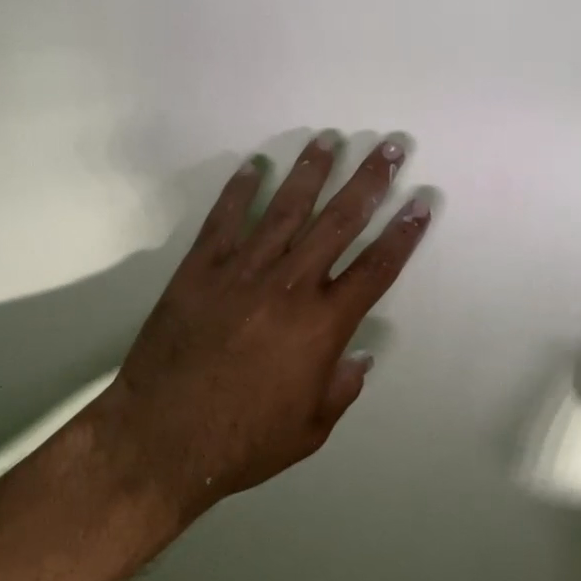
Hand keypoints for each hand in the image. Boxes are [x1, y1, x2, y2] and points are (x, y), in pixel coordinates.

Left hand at [88, 134, 430, 525]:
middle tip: (387, 147)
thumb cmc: (243, 441)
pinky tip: (255, 166)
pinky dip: (240, 190)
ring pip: (285, 209)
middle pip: (338, 222)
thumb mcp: (310, 430)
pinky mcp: (200, 270)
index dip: (403, 234)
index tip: (421, 202)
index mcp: (323, 324)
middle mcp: (290, 286)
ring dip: (311, 172)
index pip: (376, 268)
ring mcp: (242, 271)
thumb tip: (359, 358)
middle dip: (368, 182)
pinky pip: (225, 220)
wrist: (160, 441)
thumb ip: (341, 389)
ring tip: (329, 140)